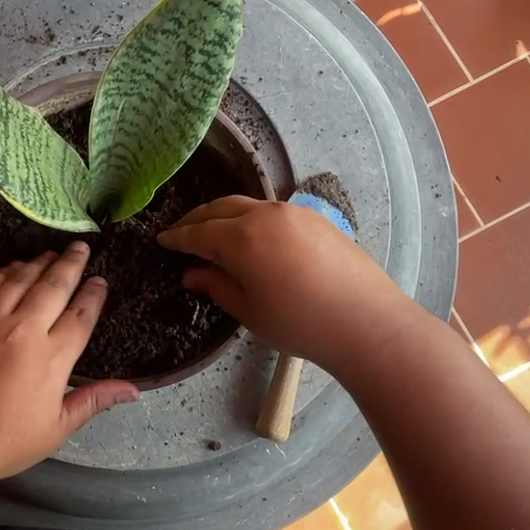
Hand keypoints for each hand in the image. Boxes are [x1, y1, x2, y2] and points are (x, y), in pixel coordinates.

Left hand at [0, 244, 138, 490]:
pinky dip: (5, 272)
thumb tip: (133, 390)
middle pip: (54, 285)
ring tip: (51, 253)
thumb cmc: (4, 441)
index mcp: (53, 357)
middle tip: (81, 247)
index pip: (81, 315)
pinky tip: (13, 269)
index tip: (100, 281)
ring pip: (21, 278)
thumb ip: (94, 400)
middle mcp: (25, 329)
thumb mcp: (56, 428)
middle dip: (71, 263)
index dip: (93, 295)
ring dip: (39, 263)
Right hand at [156, 196, 429, 372]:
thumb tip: (191, 274)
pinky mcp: (317, 219)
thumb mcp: (248, 310)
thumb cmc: (299, 323)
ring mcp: (294, 213)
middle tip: (181, 233)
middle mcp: (265, 215)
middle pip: (220, 209)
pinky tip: (251, 236)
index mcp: (241, 237)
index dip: (177, 237)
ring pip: (247, 206)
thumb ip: (216, 285)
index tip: (161, 240)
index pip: (198, 232)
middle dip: (197, 220)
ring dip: (224, 216)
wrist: (367, 322)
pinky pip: (272, 212)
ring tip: (213, 233)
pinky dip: (251, 219)